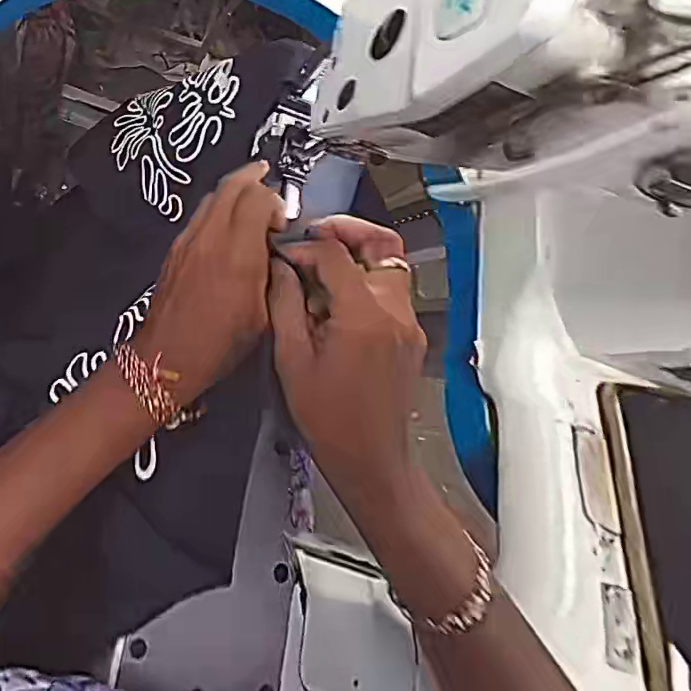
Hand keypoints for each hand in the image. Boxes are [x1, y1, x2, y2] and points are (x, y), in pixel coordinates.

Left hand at [135, 160, 286, 404]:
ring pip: (212, 196)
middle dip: (253, 176)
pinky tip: (227, 221)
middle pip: (231, 186)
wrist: (167, 356)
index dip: (275, 200)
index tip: (282, 220)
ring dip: (233, 189)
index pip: (258, 199)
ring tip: (249, 195)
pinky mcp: (175, 247)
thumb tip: (274, 250)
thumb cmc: (220, 343)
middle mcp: (211, 237)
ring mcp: (188, 239)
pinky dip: (217, 207)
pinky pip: (200, 214)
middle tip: (266, 175)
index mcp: (238, 254)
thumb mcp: (263, 315)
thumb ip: (272, 274)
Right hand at [268, 215, 427, 513]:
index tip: (283, 255)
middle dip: (345, 230)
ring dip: (356, 254)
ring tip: (321, 269)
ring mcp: (407, 322)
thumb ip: (284, 304)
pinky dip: (364, 280)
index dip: (304, 247)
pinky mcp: (409, 334)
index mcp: (363, 315)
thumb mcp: (292, 359)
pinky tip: (335, 301)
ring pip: (389, 263)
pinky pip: (390, 290)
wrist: (372, 460)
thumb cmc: (329, 419)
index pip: (335, 254)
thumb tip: (280, 266)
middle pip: (381, 243)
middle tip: (315, 233)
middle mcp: (394, 311)